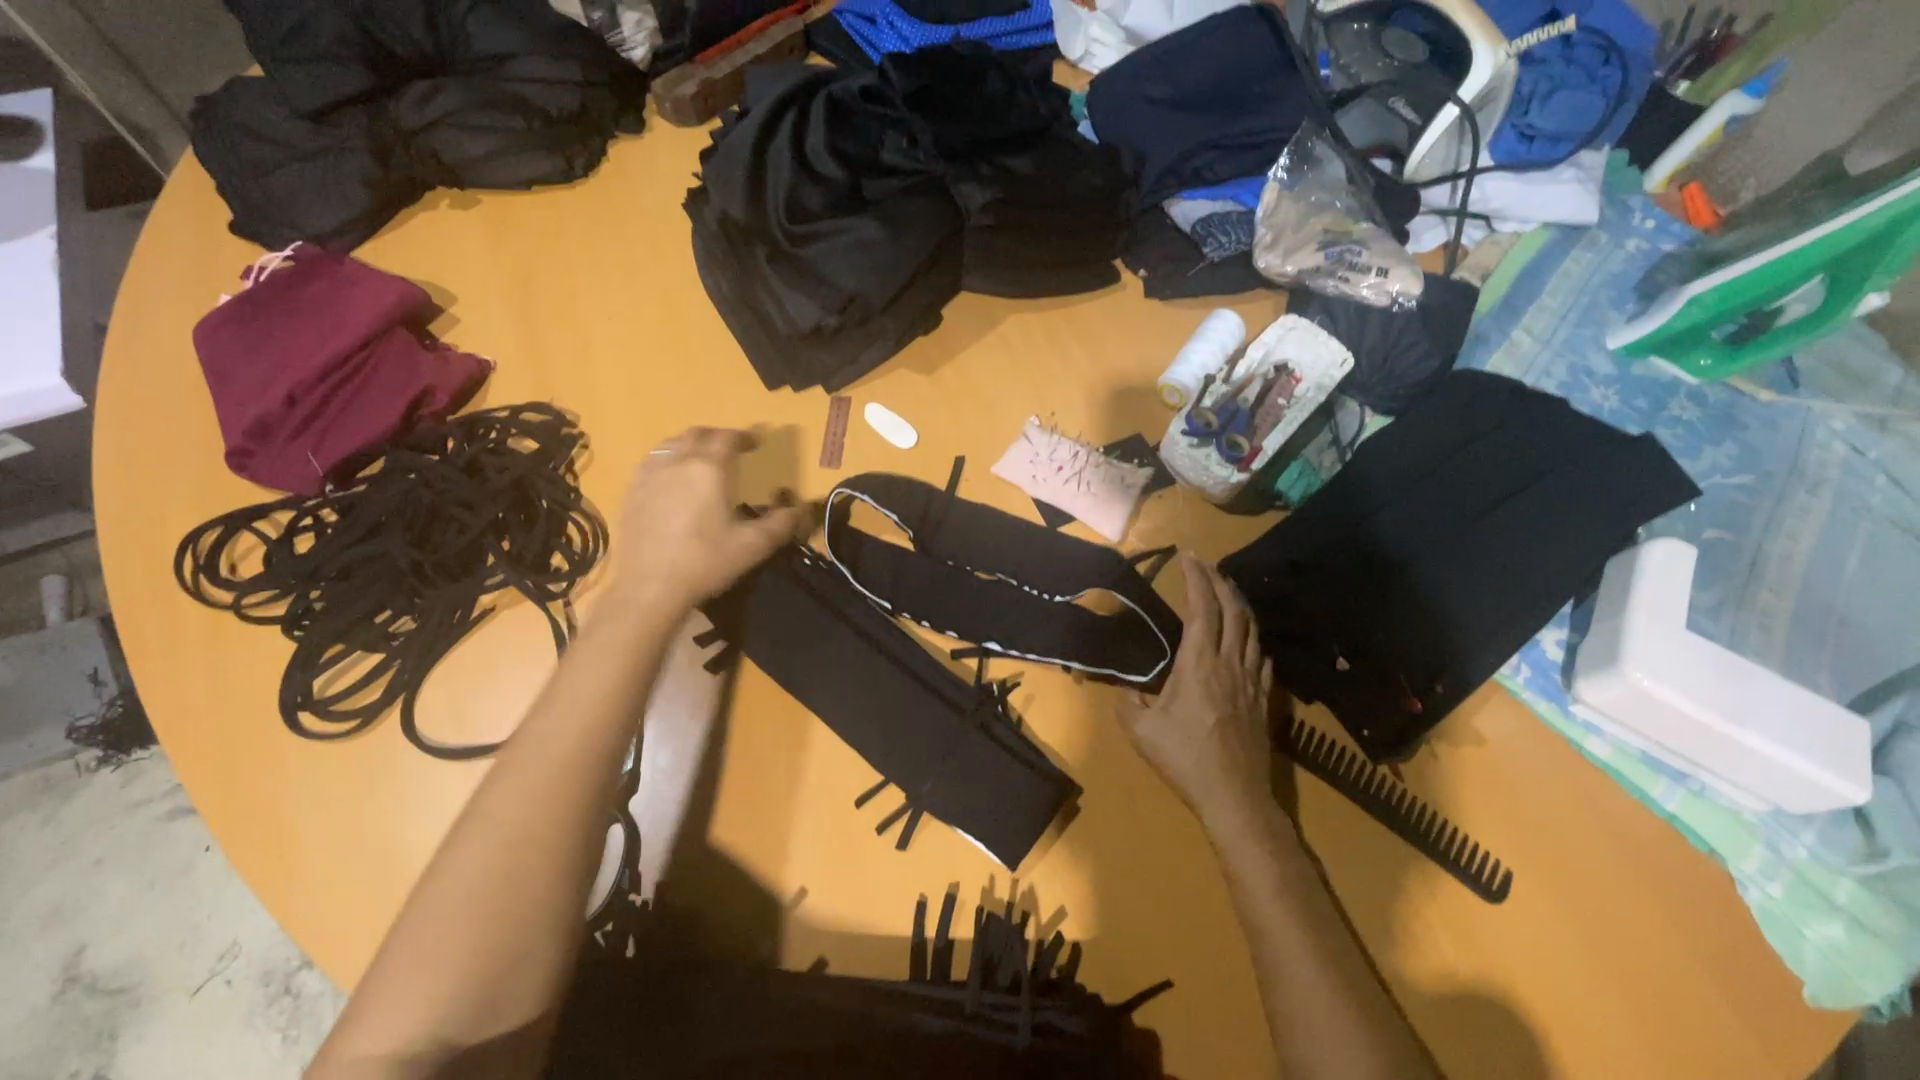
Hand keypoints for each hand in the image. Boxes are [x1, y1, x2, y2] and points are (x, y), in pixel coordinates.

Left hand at [612, 427, 811, 610]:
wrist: (650, 587)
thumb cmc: (706, 562)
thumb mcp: (753, 546)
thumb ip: (781, 524)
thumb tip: (800, 509)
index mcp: (709, 469)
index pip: (727, 438)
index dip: (743, 437)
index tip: (754, 444)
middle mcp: (677, 462)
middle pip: (696, 434)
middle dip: (716, 436)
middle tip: (729, 449)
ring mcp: (649, 475)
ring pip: (669, 444)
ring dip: (689, 445)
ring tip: (700, 460)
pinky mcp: (631, 492)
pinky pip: (651, 462)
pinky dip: (667, 460)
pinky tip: (671, 480)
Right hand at [1117, 551, 1274, 830]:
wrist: (1234, 796)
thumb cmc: (1184, 760)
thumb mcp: (1140, 731)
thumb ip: (1129, 703)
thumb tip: (1126, 691)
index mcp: (1199, 664)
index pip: (1202, 608)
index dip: (1196, 577)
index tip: (1187, 556)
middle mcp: (1230, 663)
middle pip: (1234, 609)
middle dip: (1220, 581)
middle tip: (1206, 566)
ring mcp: (1252, 681)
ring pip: (1253, 630)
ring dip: (1240, 604)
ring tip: (1227, 592)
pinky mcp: (1263, 699)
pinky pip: (1263, 657)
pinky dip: (1253, 637)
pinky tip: (1248, 640)